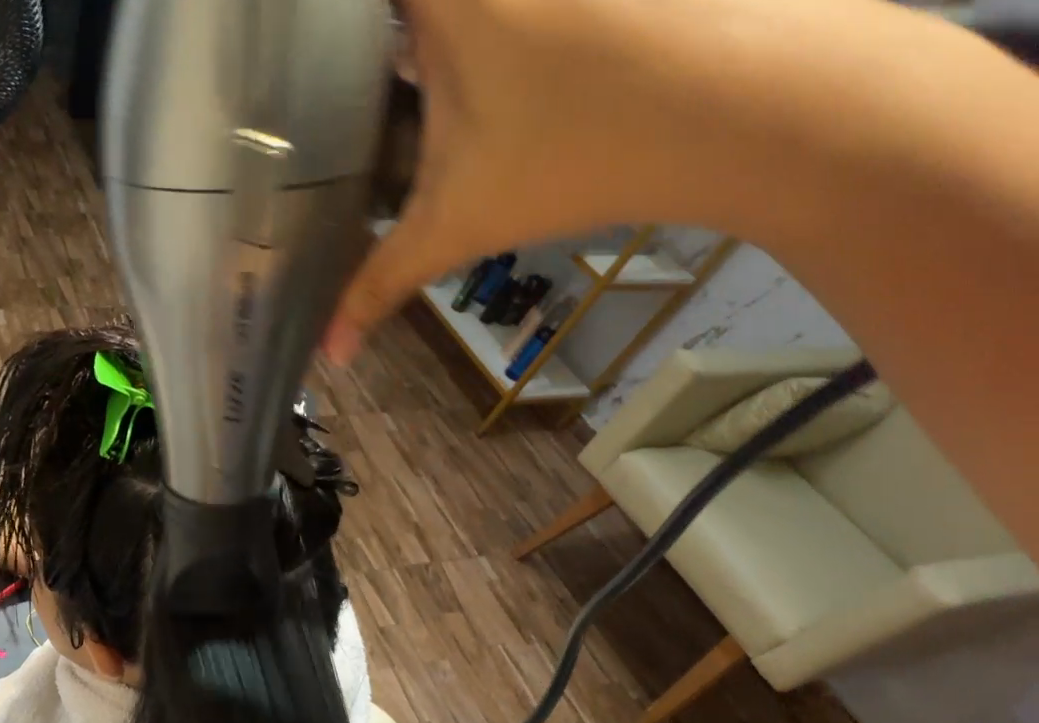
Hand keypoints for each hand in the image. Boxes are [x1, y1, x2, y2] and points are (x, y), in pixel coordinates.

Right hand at [326, 0, 829, 364]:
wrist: (753, 108)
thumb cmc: (581, 157)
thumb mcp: (457, 226)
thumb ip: (378, 284)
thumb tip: (329, 355)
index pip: (350, 10)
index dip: (317, 30)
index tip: (303, 51)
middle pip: (408, 11)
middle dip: (374, 40)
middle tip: (355, 69)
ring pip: (463, 13)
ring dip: (435, 36)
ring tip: (405, 72)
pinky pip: (515, 11)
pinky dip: (494, 29)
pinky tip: (508, 69)